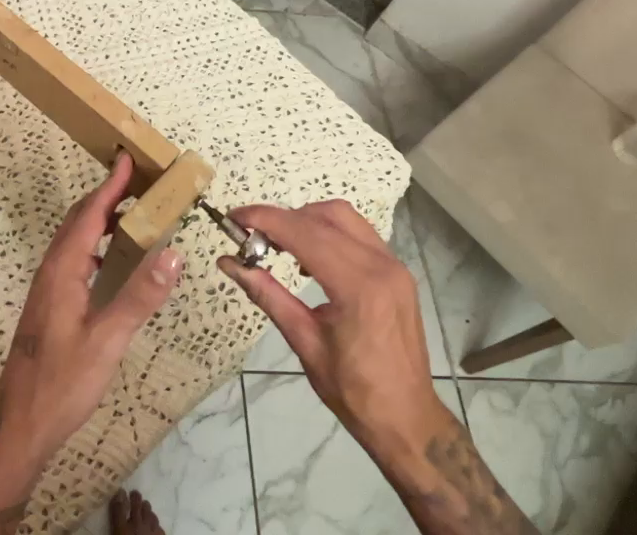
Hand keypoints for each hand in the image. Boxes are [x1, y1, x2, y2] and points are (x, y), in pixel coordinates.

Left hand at [0, 150, 184, 464]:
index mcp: (62, 270)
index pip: (88, 214)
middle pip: (79, 220)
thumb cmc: (62, 382)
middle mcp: (52, 271)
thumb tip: (174, 253)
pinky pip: (75, 258)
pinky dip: (96, 244)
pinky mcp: (51, 304)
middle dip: (106, 195)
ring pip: (75, 239)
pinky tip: (115, 261)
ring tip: (134, 213)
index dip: (109, 185)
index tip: (127, 157)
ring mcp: (49, 288)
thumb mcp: (107, 341)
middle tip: (139, 179)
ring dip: (101, 218)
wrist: (20, 423)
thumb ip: (139, 296)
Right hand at [217, 200, 448, 458]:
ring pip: (344, 218)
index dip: (266, 219)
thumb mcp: (304, 342)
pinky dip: (329, 233)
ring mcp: (395, 266)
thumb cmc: (353, 391)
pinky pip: (359, 234)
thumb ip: (267, 295)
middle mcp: (382, 266)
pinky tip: (309, 258)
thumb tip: (229, 263)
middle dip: (283, 218)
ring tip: (278, 245)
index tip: (235, 217)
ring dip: (307, 220)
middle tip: (252, 236)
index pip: (305, 234)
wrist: (407, 420)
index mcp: (359, 287)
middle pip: (324, 217)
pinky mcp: (398, 272)